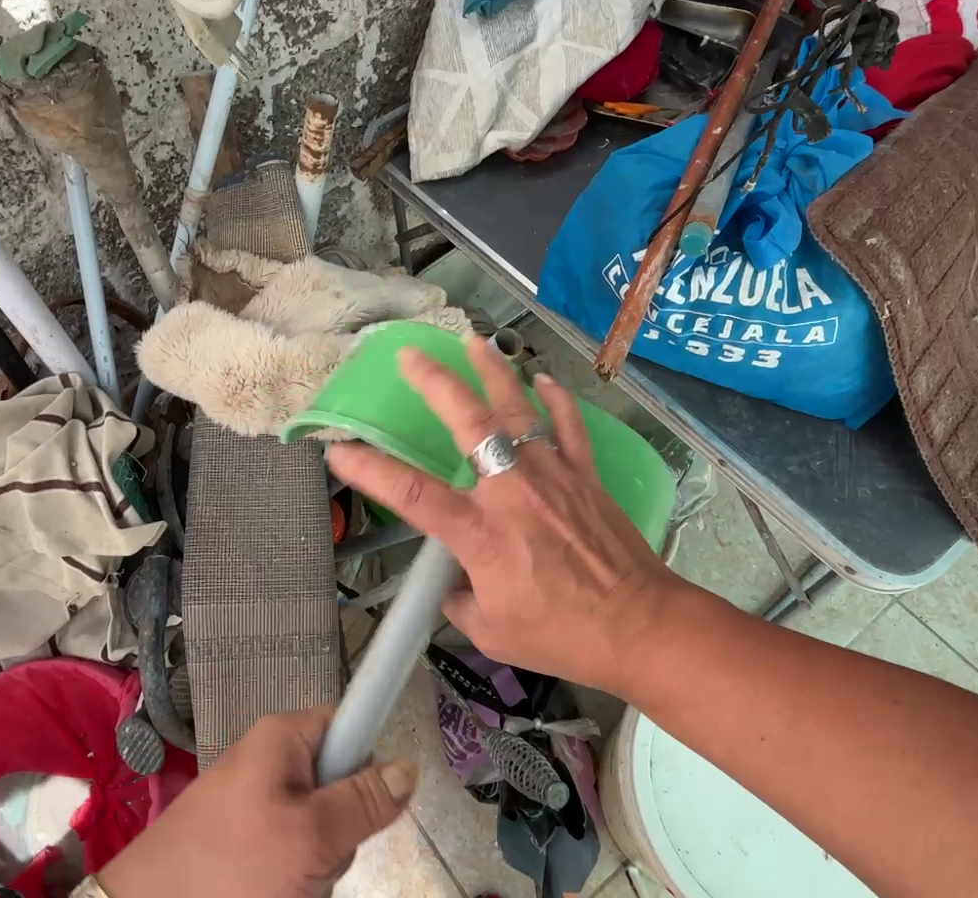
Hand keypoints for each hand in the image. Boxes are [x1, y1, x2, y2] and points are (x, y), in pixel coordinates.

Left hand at [95, 707, 416, 897]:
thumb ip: (362, 802)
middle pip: (337, 784)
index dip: (368, 757)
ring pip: (317, 830)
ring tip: (290, 887)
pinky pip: (289, 854)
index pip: (347, 722)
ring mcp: (253, 806)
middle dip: (340, 830)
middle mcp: (267, 762)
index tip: (374, 798)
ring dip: (316, 866)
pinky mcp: (242, 844)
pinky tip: (277, 895)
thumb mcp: (310, 836)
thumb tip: (408, 767)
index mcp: (281, 738)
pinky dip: (292, 881)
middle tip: (318, 856)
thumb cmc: (230, 865)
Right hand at [325, 334, 683, 695]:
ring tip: (474, 343)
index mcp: (481, 533)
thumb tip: (454, 582)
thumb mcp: (493, 631)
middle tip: (411, 356)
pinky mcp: (584, 474)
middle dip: (435, 383)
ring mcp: (552, 474)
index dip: (371, 470)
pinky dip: (555, 399)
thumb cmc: (562, 635)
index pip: (412, 494)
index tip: (340, 450)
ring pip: (518, 409)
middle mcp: (512, 490)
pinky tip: (543, 379)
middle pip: (468, 423)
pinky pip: (569, 424)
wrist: (638, 626)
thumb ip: (460, 600)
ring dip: (494, 372)